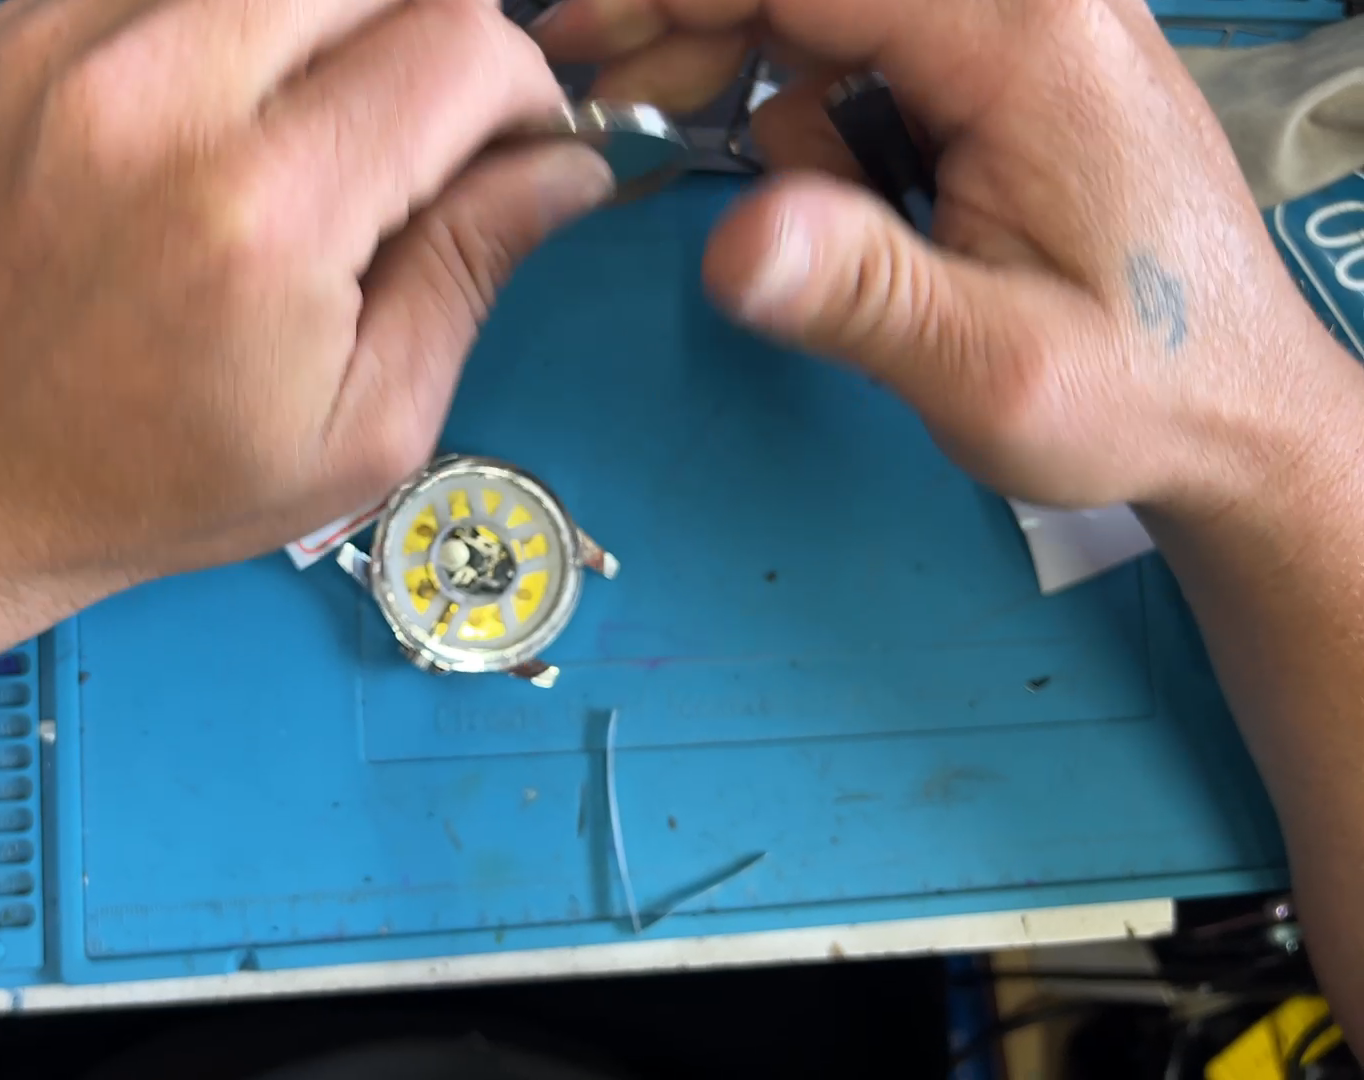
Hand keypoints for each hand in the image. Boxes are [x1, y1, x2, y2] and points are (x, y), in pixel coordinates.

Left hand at [0, 0, 612, 607]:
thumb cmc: (186, 486)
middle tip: (435, 147)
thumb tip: (566, 167)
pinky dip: (261, 22)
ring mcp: (77, 39)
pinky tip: (253, 113)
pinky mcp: (27, 29)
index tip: (519, 157)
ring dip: (357, 28)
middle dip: (448, 42)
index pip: (458, 47)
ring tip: (347, 134)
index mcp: (268, 216)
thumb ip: (469, 275)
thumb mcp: (367, 429)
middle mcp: (166, 92)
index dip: (523, 91)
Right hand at [532, 0, 1363, 517]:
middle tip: (599, 108)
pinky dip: (783, 130)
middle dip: (684, 34)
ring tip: (669, 159)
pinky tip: (781, 202)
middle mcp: (1020, 16)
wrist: (1231, 418)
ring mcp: (1003, 55)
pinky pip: (850, 86)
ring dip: (727, 87)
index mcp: (1024, 44)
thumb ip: (862, 292)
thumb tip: (730, 240)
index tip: (573, 35)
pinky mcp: (985, 100)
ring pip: (817, 33)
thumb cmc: (1129, 394)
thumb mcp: (986, 364)